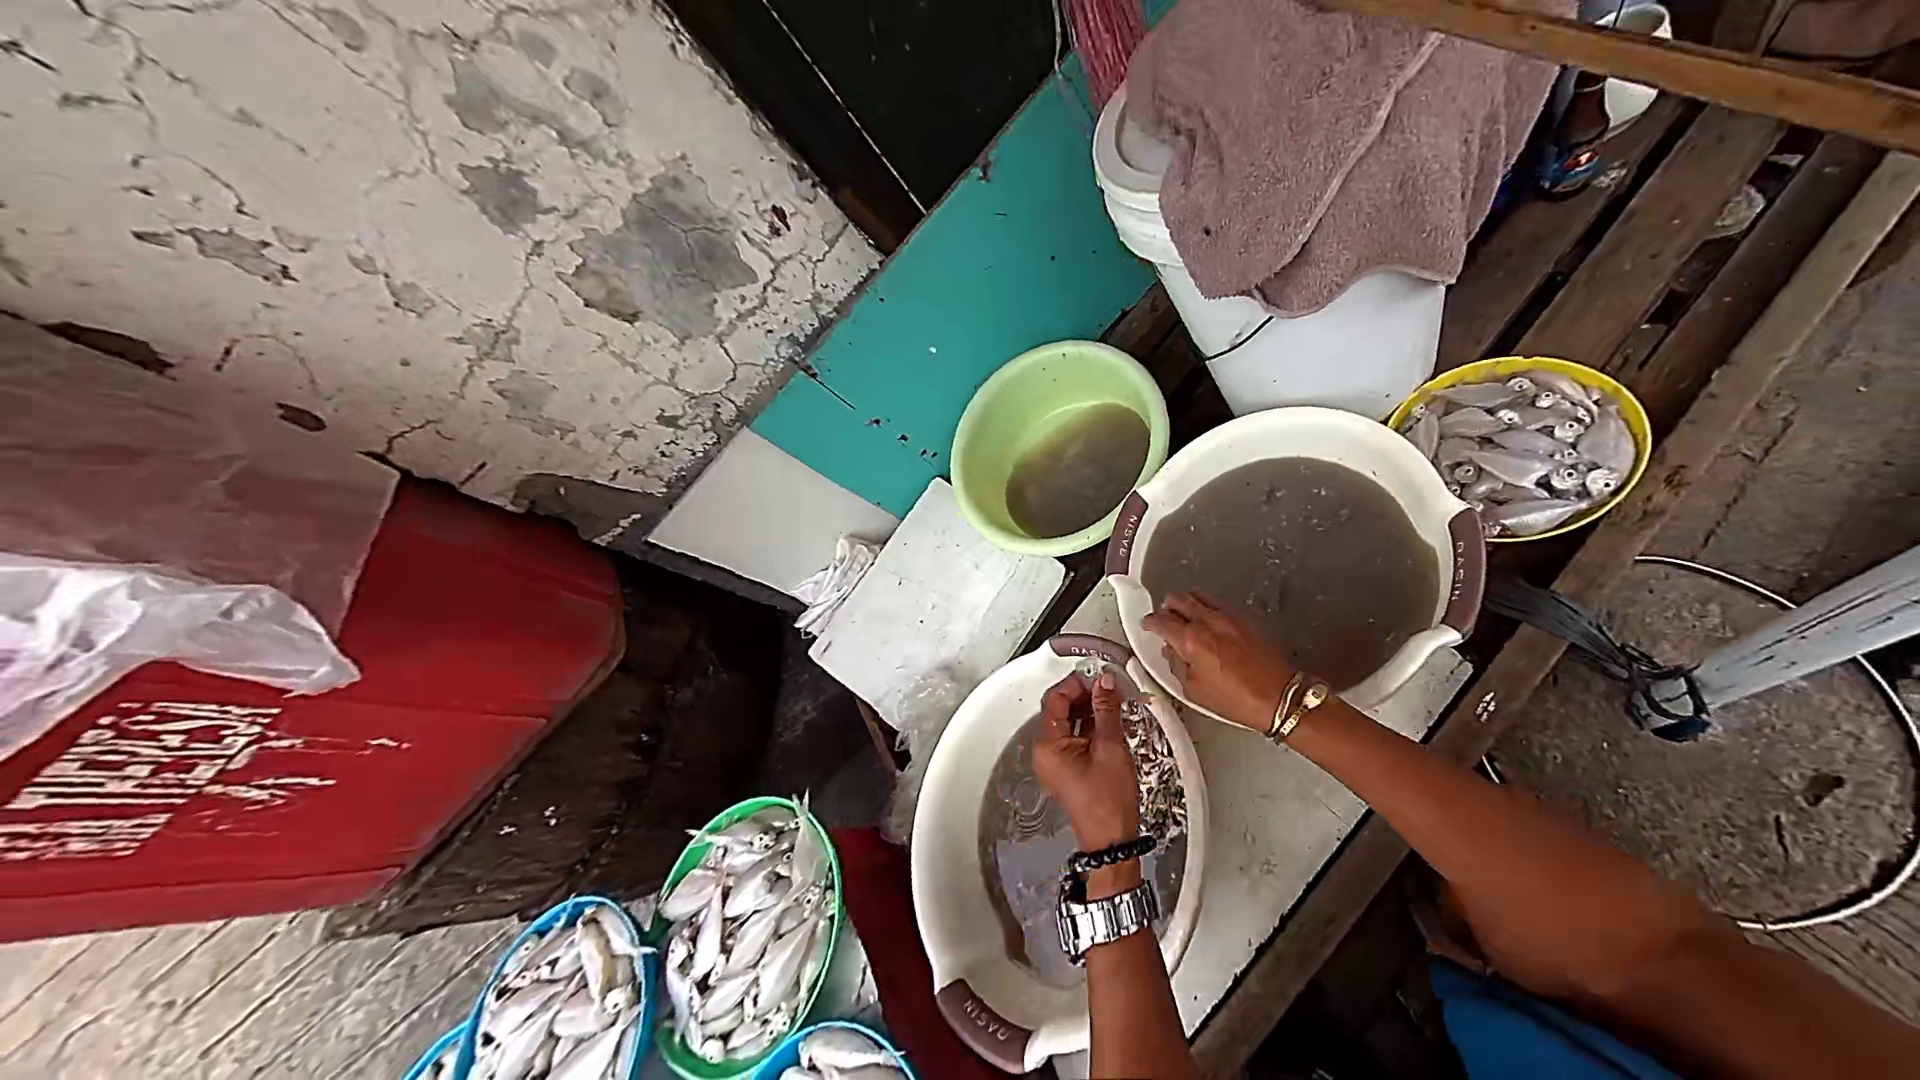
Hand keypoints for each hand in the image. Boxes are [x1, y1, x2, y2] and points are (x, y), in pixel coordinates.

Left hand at [1032, 670, 1139, 851]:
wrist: (1112, 839)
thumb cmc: (1108, 802)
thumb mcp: (1111, 747)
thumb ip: (1106, 710)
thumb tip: (1105, 683)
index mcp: (1048, 745)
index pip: (1055, 699)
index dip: (1075, 684)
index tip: (1096, 677)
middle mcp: (1046, 752)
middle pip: (1060, 709)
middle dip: (1084, 695)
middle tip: (1107, 687)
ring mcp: (1055, 761)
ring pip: (1068, 722)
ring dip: (1088, 709)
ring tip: (1112, 701)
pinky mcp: (1067, 768)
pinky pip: (1073, 737)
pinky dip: (1089, 726)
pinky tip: (1108, 720)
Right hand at [1143, 591, 1296, 731]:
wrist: (1279, 697)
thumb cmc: (1239, 699)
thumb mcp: (1193, 690)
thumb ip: (1175, 664)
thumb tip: (1170, 652)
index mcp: (1191, 639)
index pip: (1160, 620)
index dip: (1149, 622)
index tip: (1148, 626)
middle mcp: (1208, 622)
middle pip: (1177, 598)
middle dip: (1165, 608)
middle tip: (1163, 620)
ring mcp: (1228, 617)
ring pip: (1197, 596)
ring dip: (1185, 604)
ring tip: (1184, 618)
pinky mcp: (1244, 619)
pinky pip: (1217, 604)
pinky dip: (1206, 608)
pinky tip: (1207, 624)